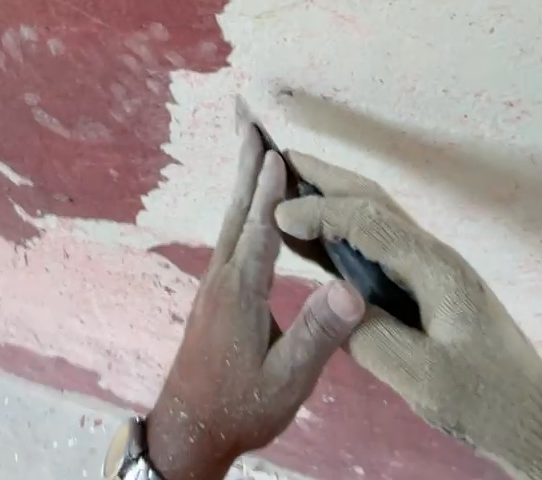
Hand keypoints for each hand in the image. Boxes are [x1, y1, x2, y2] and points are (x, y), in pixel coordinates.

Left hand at [146, 122, 366, 479]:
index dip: (269, 190)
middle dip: (245, 160)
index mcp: (241, 291)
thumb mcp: (287, 381)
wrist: (191, 425)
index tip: (276, 150)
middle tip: (246, 116)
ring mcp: (216, 279)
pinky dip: (243, 202)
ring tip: (250, 139)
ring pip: (232, 215)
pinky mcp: (217, 287)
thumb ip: (317, 336)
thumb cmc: (241, 406)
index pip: (259, 230)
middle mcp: (223, 274)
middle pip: (236, 206)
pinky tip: (251, 200)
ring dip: (242, 175)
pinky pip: (233, 231)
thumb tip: (350, 291)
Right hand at [275, 153, 541, 479]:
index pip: (365, 221)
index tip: (275, 214)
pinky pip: (375, 240)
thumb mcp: (423, 380)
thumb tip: (327, 301)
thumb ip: (369, 337)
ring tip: (285, 182)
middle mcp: (430, 253)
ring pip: (373, 213)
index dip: (318, 211)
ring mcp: (429, 265)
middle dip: (322, 175)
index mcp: (433, 267)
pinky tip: (313, 233)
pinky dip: (340, 225)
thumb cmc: (487, 402)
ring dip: (330, 193)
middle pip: (370, 198)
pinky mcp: (424, 282)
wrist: (539, 423)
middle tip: (276, 158)